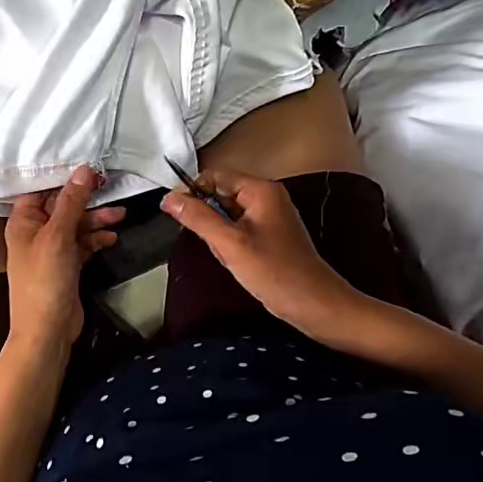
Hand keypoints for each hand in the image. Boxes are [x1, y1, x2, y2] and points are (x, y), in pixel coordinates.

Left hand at [5, 166, 124, 348]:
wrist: (47, 330)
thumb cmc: (43, 282)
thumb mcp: (57, 236)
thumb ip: (71, 202)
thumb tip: (84, 171)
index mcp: (22, 221)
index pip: (41, 189)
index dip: (63, 177)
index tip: (88, 167)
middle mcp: (34, 232)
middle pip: (61, 205)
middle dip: (86, 198)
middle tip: (110, 187)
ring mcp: (51, 250)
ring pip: (75, 225)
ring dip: (96, 219)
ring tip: (120, 215)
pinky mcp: (66, 265)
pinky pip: (82, 244)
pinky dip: (96, 239)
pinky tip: (111, 237)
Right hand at [160, 168, 368, 340]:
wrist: (314, 304)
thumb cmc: (275, 272)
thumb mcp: (229, 243)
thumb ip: (197, 217)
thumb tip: (168, 198)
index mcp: (261, 190)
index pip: (214, 176)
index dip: (192, 193)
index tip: (180, 217)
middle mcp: (267, 197)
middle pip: (219, 196)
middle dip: (209, 221)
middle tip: (218, 244)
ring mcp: (269, 217)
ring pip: (226, 217)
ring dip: (219, 237)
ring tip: (232, 257)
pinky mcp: (270, 236)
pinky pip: (238, 232)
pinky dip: (231, 246)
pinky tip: (238, 263)